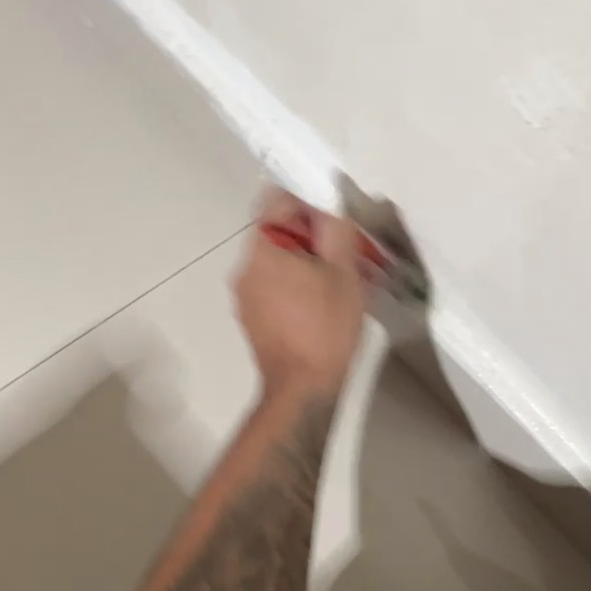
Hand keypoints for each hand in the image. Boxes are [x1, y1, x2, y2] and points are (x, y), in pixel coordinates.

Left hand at [234, 187, 368, 396]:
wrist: (301, 390)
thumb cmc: (325, 328)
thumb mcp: (344, 273)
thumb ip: (336, 230)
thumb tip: (330, 208)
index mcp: (262, 249)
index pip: (278, 200)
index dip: (311, 208)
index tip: (336, 233)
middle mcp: (244, 268)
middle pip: (278, 234)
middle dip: (313, 242)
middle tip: (346, 263)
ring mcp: (244, 298)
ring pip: (278, 265)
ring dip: (307, 269)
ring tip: (339, 290)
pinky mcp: (251, 321)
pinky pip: (275, 291)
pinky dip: (297, 292)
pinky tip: (322, 312)